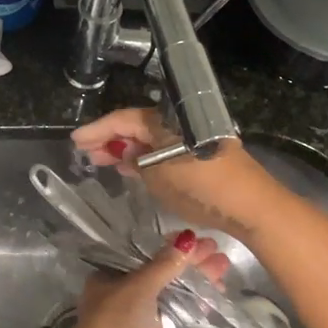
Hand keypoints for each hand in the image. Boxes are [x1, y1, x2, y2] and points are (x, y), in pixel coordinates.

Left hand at [68, 232, 229, 327]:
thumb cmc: (118, 318)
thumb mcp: (140, 284)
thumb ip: (164, 264)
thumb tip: (188, 238)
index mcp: (110, 275)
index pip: (145, 254)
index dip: (171, 246)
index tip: (196, 239)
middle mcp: (124, 292)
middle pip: (162, 272)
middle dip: (189, 262)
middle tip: (217, 252)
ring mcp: (141, 314)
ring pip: (173, 291)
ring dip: (196, 280)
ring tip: (224, 268)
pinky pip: (179, 312)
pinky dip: (196, 302)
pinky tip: (216, 293)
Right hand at [71, 108, 280, 239]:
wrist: (253, 207)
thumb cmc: (201, 188)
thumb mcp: (158, 178)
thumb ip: (135, 162)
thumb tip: (122, 152)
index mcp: (166, 121)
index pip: (123, 120)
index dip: (97, 130)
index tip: (74, 140)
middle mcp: (179, 122)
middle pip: (137, 125)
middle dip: (111, 138)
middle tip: (87, 153)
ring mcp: (194, 137)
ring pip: (152, 137)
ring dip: (129, 148)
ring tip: (104, 161)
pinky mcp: (205, 152)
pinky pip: (167, 147)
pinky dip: (148, 156)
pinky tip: (134, 167)